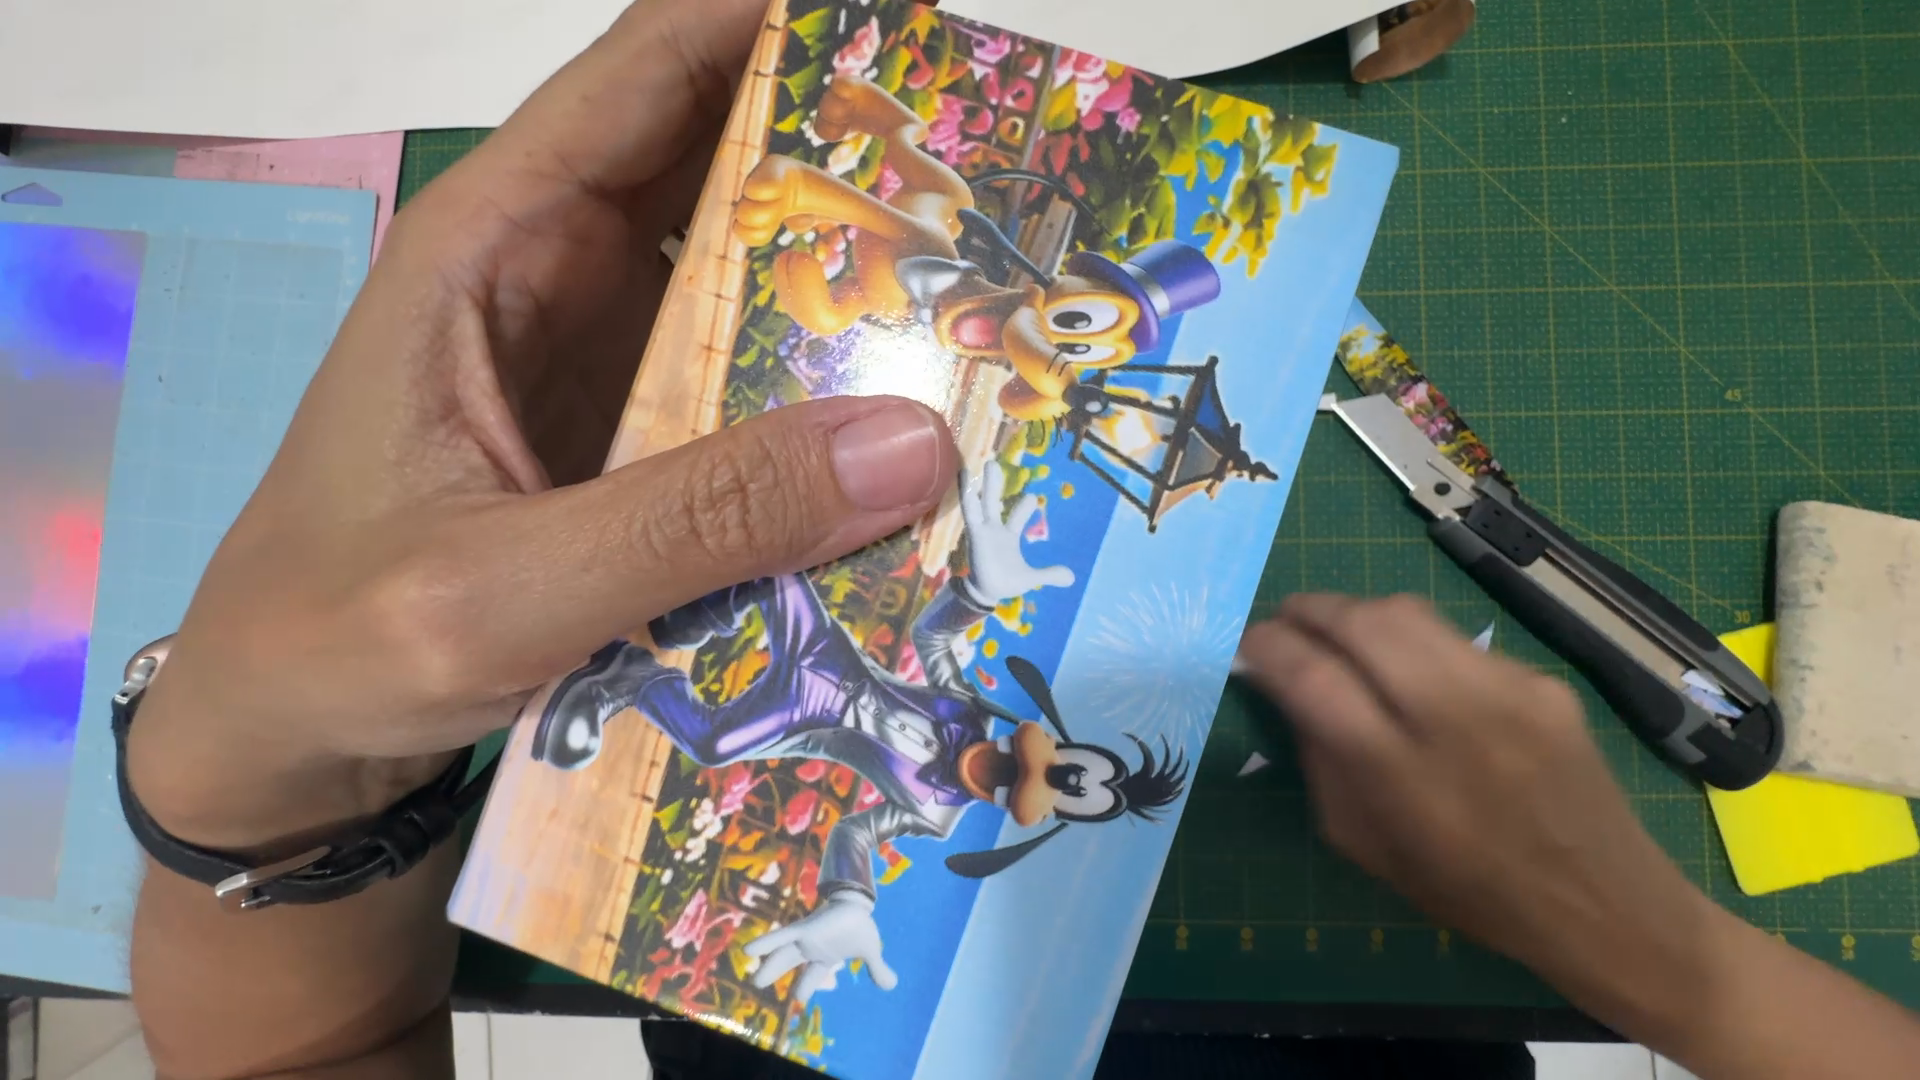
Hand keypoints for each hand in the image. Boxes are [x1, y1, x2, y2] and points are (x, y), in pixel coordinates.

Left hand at [124, 0, 960, 852]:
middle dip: (855, 181)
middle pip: (731, 186)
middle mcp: (570, 290)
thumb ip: (702, 519)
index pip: (651, 80)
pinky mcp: (650, 453)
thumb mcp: (511, 586)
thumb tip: (912, 445)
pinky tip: (901, 438)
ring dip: (857, 309)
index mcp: (501, 250)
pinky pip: (758, 405)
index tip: (908, 46)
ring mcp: (617, 376)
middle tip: (985, 209)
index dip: (774, 32)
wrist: (297, 732)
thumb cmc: (344, 639)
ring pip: (758, 303)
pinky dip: (829, 411)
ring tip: (975, 319)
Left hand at [744, 892, 897, 1003]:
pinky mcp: (805, 928)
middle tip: (755, 984)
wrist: (860, 901)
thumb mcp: (870, 951)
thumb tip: (892, 986)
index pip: (811, 978)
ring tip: (751, 976)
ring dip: (767, 965)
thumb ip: (877, 969)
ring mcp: (805, 939)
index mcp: (823, 958)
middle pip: (787, 965)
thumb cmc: (859, 925)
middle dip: (771, 974)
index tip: (799, 998)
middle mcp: (810, 950)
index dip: (805, 989)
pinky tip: (749, 950)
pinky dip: (766, 943)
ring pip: (781, 955)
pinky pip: (782, 936)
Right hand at [958, 461, 1073, 604]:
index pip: (1018, 516)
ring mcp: (984, 530)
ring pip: (981, 502)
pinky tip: (964, 480)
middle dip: (995, 484)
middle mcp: (995, 528)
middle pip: (994, 501)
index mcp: (1009, 535)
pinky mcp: (976, 534)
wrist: (987, 593)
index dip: (1024, 507)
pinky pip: (970, 513)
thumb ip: (1049, 575)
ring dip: (979, 485)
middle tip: (994, 463)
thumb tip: (1072, 578)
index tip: (1032, 496)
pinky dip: (967, 497)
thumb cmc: (1006, 582)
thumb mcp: (1032, 578)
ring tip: (977, 464)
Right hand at [1234, 594, 1721, 1026]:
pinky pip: (1451, 637)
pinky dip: (1410, 642)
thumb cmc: (1462, 888)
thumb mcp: (1357, 840)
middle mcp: (1455, 718)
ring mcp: (1507, 690)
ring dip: (1353, 612)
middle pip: (1359, 622)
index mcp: (1400, 774)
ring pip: (1404, 610)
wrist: (1607, 906)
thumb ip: (1317, 755)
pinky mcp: (1542, 679)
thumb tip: (1284, 687)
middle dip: (1306, 610)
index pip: (1312, 677)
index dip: (1267, 646)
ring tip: (1337, 633)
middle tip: (1284, 620)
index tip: (1247, 643)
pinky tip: (1413, 673)